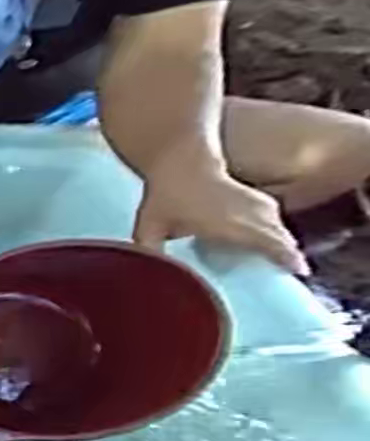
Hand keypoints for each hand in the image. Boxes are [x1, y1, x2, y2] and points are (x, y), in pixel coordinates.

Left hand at [131, 160, 308, 274]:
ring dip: (281, 246)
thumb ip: (148, 251)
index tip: (296, 272)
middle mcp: (254, 214)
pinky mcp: (261, 200)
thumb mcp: (148, 229)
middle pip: (280, 239)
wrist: (185, 167)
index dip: (284, 258)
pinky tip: (267, 244)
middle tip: (286, 273)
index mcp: (230, 225)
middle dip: (285, 256)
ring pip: (280, 230)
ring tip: (278, 263)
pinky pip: (276, 221)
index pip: (268, 243)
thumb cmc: (164, 200)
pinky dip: (276, 234)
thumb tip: (144, 271)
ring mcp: (261, 205)